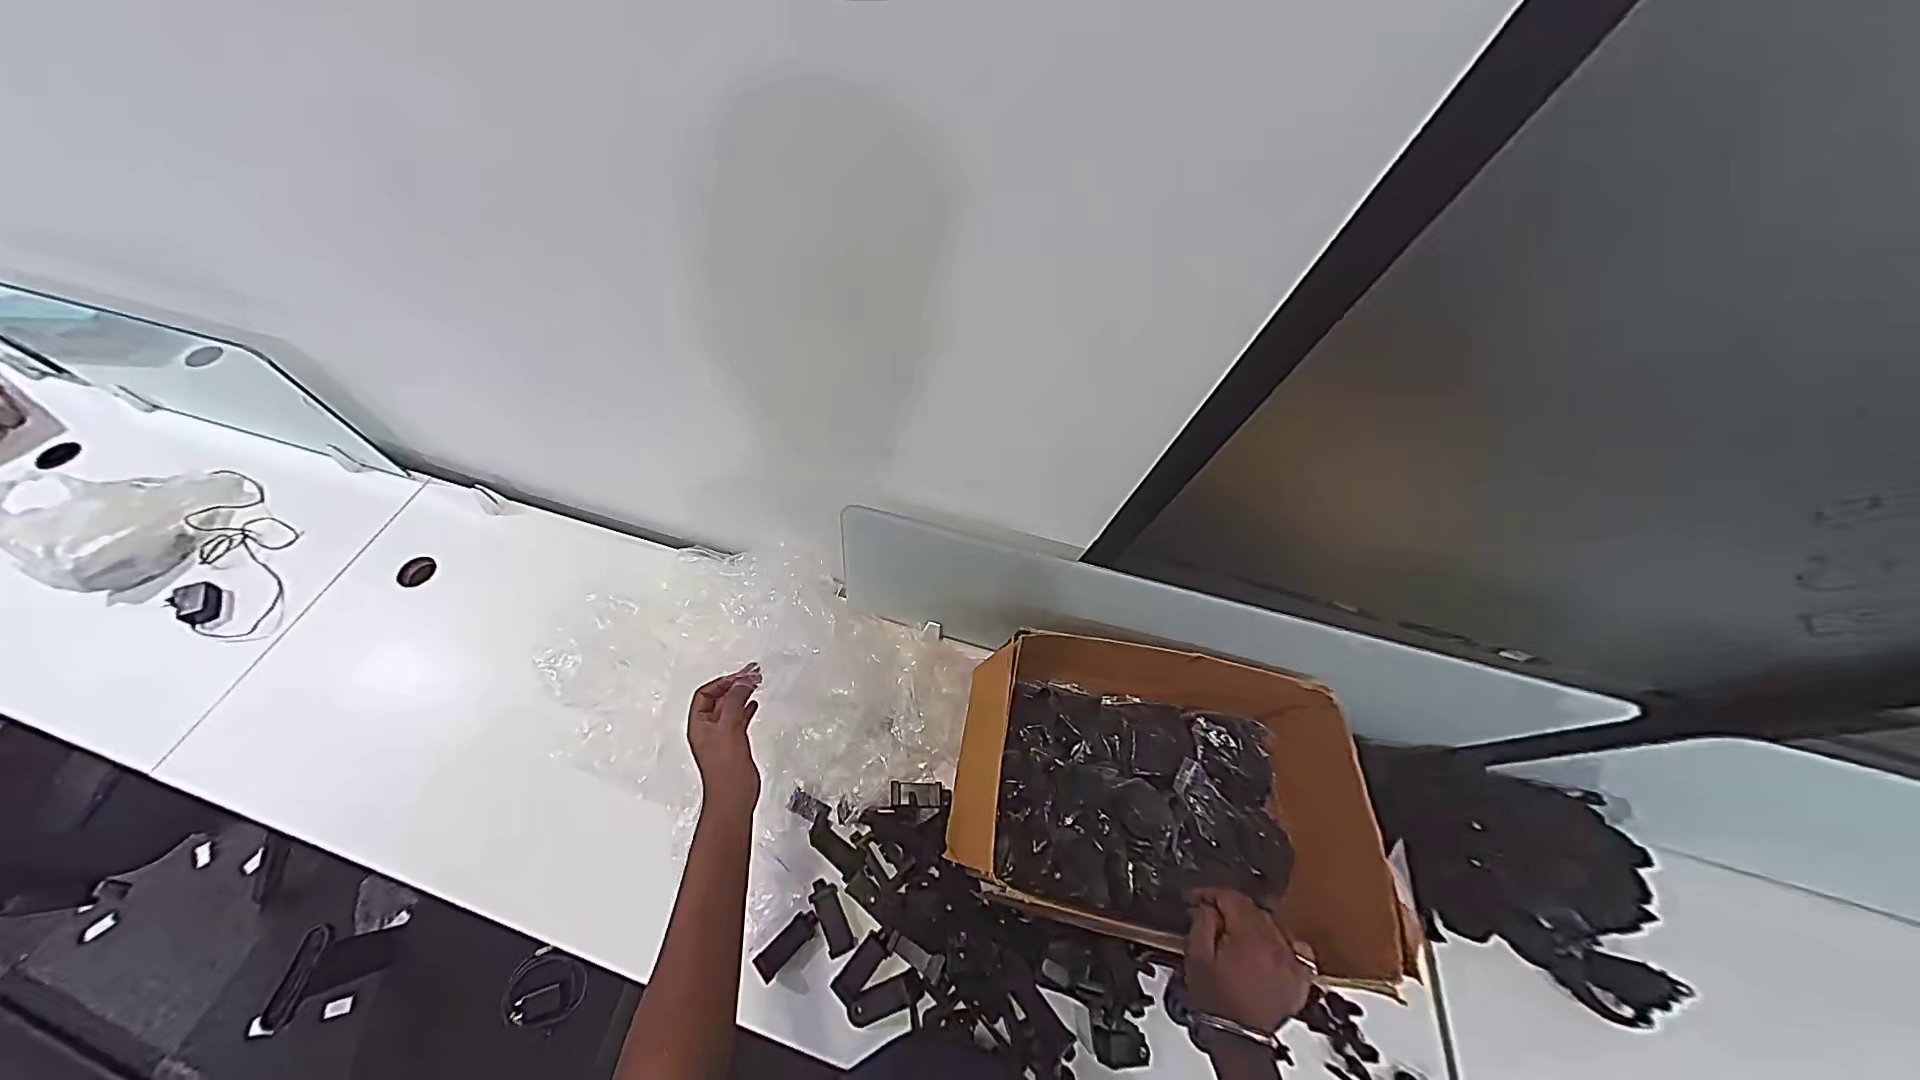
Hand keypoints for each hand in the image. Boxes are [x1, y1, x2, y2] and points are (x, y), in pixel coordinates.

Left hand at [688, 664, 761, 818]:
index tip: (742, 675)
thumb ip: (735, 702)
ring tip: (755, 683)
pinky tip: (753, 704)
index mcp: (699, 724)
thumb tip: (741, 682)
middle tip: (752, 673)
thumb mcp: (729, 728)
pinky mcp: (733, 744)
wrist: (734, 797)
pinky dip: (746, 707)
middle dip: (734, 684)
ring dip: (742, 693)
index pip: (706, 693)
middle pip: (719, 698)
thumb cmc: (725, 771)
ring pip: (730, 707)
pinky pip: (738, 718)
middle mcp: (708, 729)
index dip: (723, 681)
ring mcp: (721, 737)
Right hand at [1185, 888, 1315, 1037]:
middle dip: (1228, 907)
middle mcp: (1276, 947)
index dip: (1210, 893)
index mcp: (1250, 939)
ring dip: (1250, 922)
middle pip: (1252, 908)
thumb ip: (1201, 923)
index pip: (1232, 898)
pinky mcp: (1300, 978)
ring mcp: (1292, 963)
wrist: (1238, 1039)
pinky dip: (1281, 941)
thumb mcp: (1196, 957)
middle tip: (1209, 915)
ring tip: (1233, 933)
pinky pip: (1295, 947)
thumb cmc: (1216, 1002)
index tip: (1196, 898)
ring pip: (1270, 924)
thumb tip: (1208, 906)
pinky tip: (1266, 946)